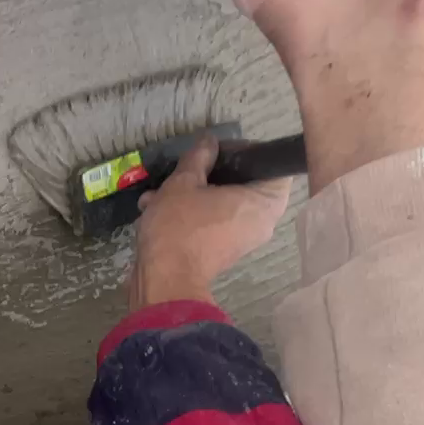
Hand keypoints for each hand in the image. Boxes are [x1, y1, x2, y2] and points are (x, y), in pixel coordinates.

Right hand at [128, 135, 291, 308]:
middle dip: (203, 178)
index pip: (265, 161)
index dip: (237, 151)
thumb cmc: (180, 228)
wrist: (163, 282)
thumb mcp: (182, 183)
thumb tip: (207, 142)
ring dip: (187, 198)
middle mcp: (264, 220)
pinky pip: (209, 225)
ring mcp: (242, 240)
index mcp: (268, 198)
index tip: (208, 153)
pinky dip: (187, 218)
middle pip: (238, 184)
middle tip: (179, 173)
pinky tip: (155, 213)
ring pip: (218, 206)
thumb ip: (197, 158)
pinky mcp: (220, 254)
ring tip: (155, 196)